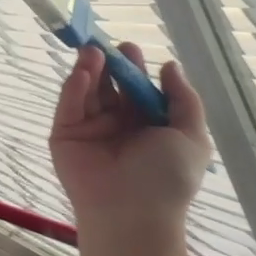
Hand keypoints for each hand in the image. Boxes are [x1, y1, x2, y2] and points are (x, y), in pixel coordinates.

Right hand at [50, 43, 210, 238]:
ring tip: (92, 51)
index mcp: (148, 126)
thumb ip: (184, 100)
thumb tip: (170, 66)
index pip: (139, 90)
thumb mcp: (191, 137)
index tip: (131, 48)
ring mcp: (89, 127)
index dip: (137, 69)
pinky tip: (82, 73)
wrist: (131, 211)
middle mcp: (118, 124)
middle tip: (106, 44)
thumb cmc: (167, 176)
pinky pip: (68, 105)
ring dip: (90, 70)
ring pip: (87, 91)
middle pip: (111, 86)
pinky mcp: (64, 132)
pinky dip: (74, 87)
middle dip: (110, 65)